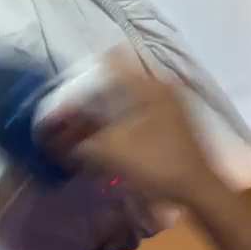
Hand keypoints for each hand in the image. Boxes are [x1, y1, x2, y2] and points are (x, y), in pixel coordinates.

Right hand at [51, 55, 227, 206]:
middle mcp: (161, 86)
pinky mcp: (173, 121)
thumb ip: (78, 142)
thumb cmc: (158, 166)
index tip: (68, 93)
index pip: (111, 59)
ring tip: (86, 131)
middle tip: (71, 117)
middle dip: (91, 97)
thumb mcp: (112, 153)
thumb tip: (51, 138)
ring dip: (104, 111)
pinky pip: (139, 110)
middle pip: (117, 79)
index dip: (85, 74)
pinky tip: (109, 140)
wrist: (199, 190)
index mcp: (149, 85)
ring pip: (128, 96)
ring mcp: (171, 103)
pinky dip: (120, 120)